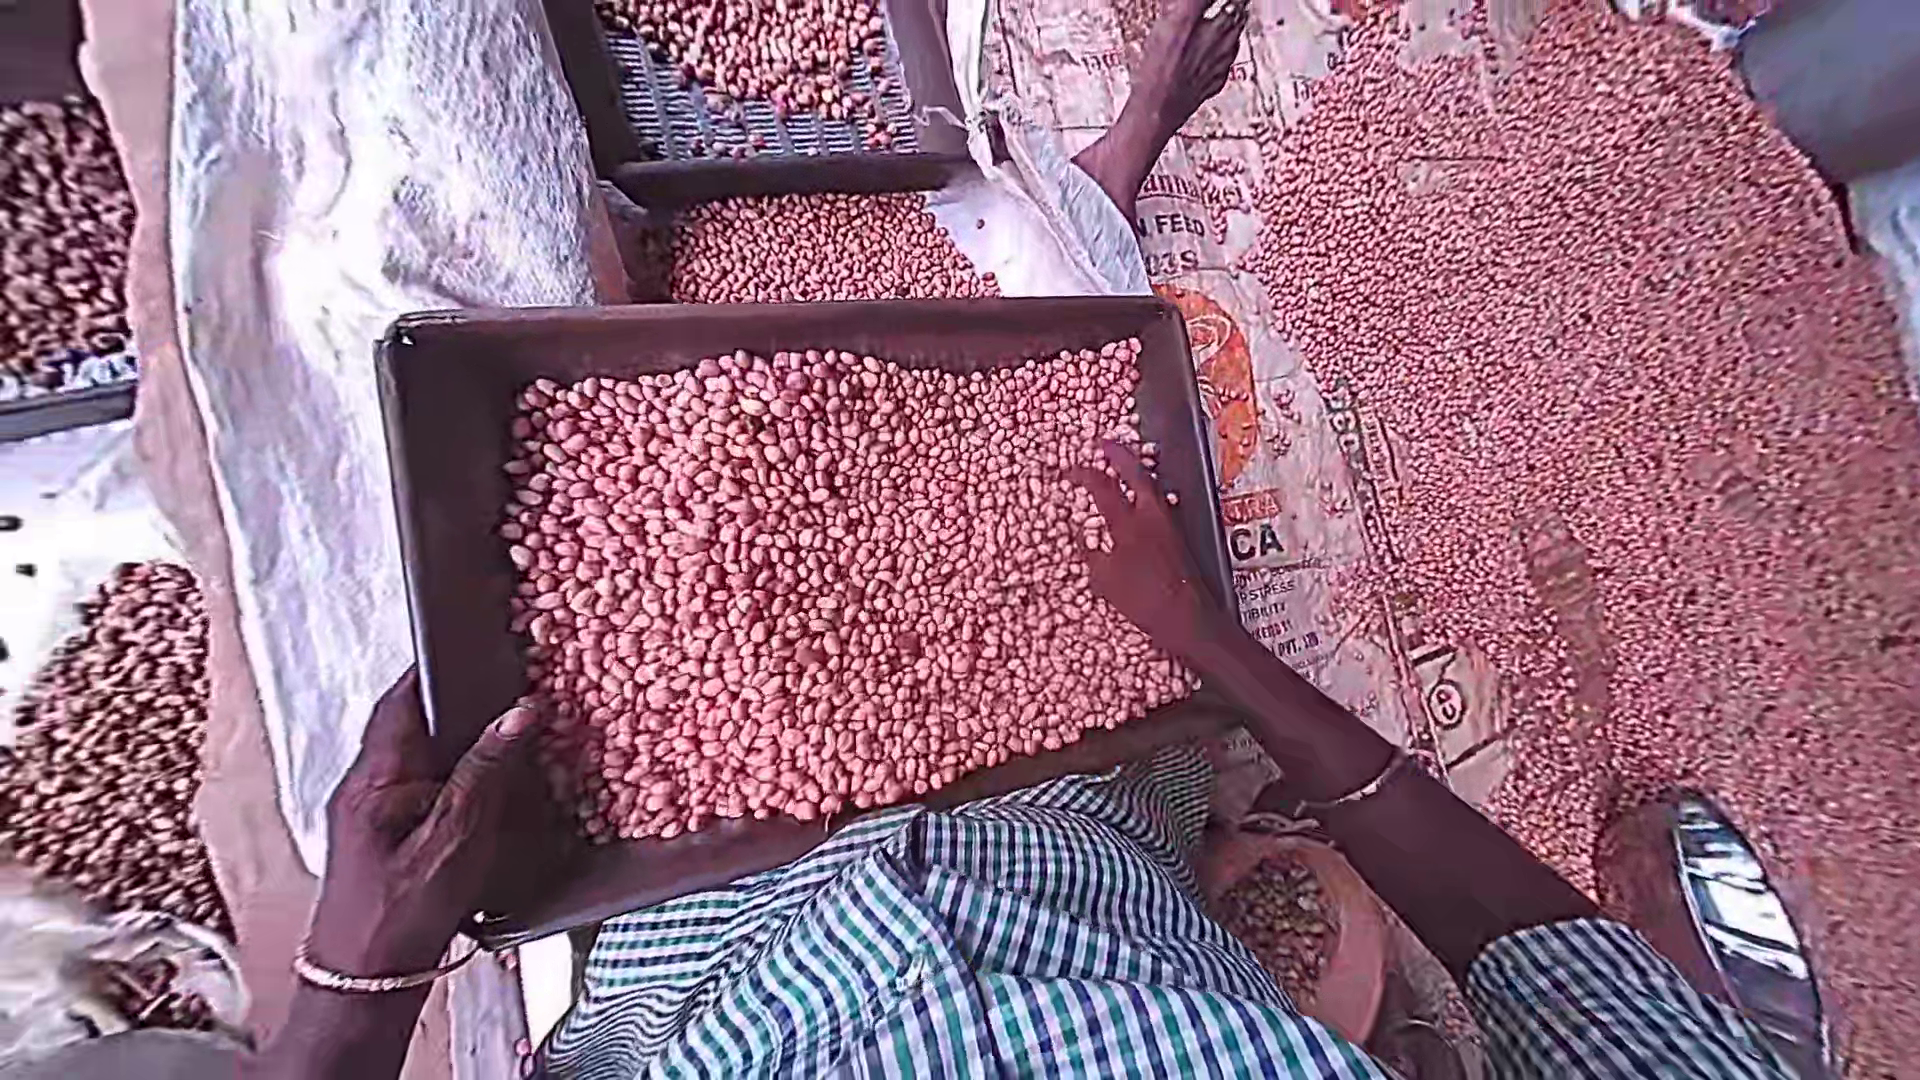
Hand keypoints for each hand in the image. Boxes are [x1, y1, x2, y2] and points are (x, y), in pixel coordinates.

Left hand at [307, 669, 552, 975]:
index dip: (432, 669)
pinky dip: (460, 751)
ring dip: (460, 722)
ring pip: (421, 743)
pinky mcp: (393, 818)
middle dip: (455, 690)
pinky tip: (494, 755)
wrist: (368, 974)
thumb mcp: (455, 835)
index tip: (473, 641)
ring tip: (510, 702)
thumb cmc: (407, 905)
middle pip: (410, 717)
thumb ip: (485, 770)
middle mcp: (370, 782)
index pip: (399, 704)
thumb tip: (522, 710)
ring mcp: (378, 802)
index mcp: (376, 779)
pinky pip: (429, 767)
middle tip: (508, 668)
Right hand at [1072, 440, 1228, 660]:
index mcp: (1128, 523)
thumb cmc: (1142, 599)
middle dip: (1119, 455)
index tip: (1069, 470)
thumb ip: (1090, 553)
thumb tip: (1079, 536)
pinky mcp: (1178, 536)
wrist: (1189, 617)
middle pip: (1136, 473)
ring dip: (1136, 471)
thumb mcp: (1104, 579)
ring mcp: (1168, 524)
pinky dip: (1147, 492)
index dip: (1084, 474)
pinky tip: (1142, 500)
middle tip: (1105, 444)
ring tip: (1123, 466)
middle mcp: (1151, 516)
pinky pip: (1160, 502)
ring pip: (1152, 486)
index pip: (1102, 488)